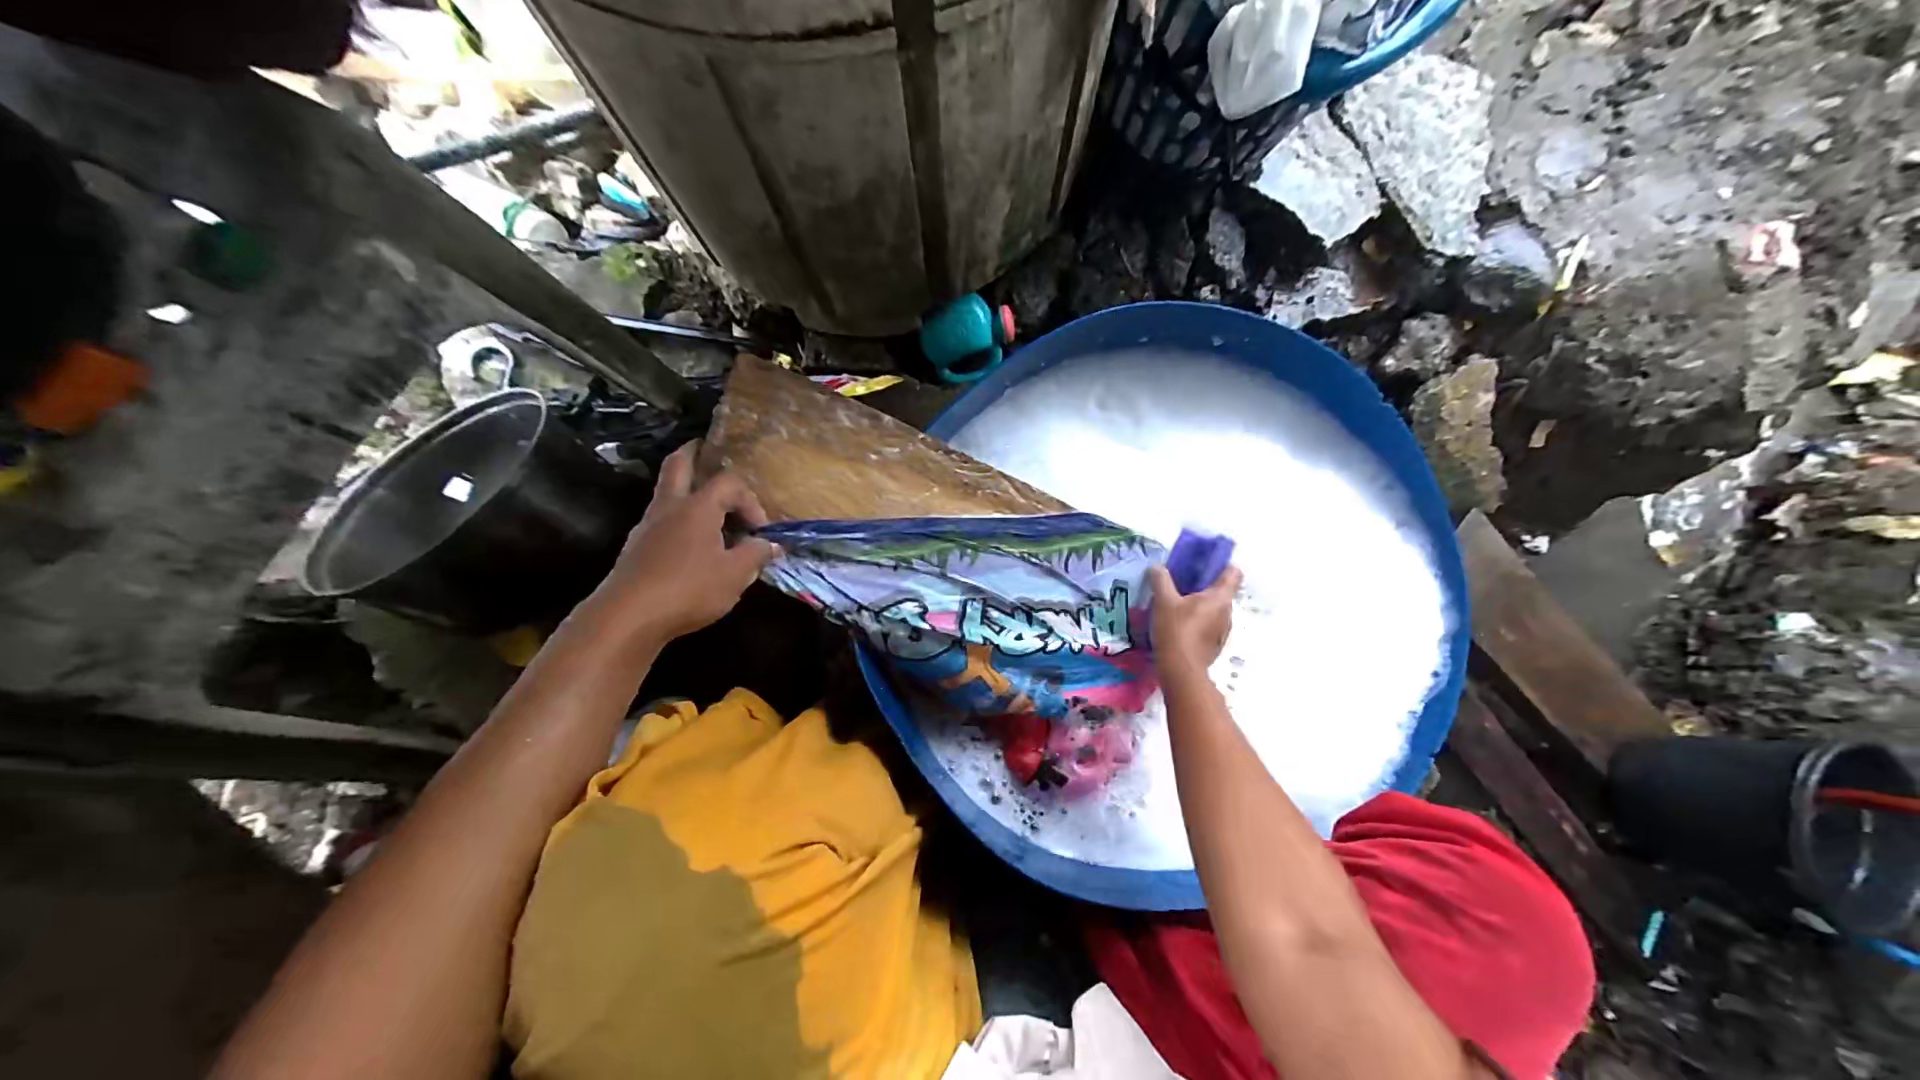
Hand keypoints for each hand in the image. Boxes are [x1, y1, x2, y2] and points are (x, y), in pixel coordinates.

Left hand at [586, 440, 778, 642]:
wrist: (629, 616)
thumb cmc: (689, 589)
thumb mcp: (735, 575)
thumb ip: (755, 555)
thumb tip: (770, 544)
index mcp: (698, 507)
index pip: (729, 483)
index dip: (750, 501)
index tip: (760, 531)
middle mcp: (670, 507)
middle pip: (679, 465)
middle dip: (694, 454)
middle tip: (705, 448)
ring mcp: (647, 526)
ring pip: (666, 493)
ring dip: (686, 491)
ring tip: (707, 506)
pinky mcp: (636, 549)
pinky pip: (660, 521)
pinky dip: (677, 520)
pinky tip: (690, 544)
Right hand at [1147, 563, 1242, 678]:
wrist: (1180, 670)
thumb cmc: (1175, 630)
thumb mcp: (1163, 601)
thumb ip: (1161, 580)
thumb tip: (1157, 567)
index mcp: (1220, 597)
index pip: (1233, 573)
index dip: (1222, 565)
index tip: (1204, 564)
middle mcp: (1227, 611)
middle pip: (1221, 591)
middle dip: (1203, 586)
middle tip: (1181, 585)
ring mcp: (1223, 630)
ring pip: (1214, 609)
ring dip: (1200, 605)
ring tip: (1177, 606)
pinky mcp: (1215, 645)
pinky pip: (1209, 625)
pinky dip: (1198, 621)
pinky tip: (1179, 626)